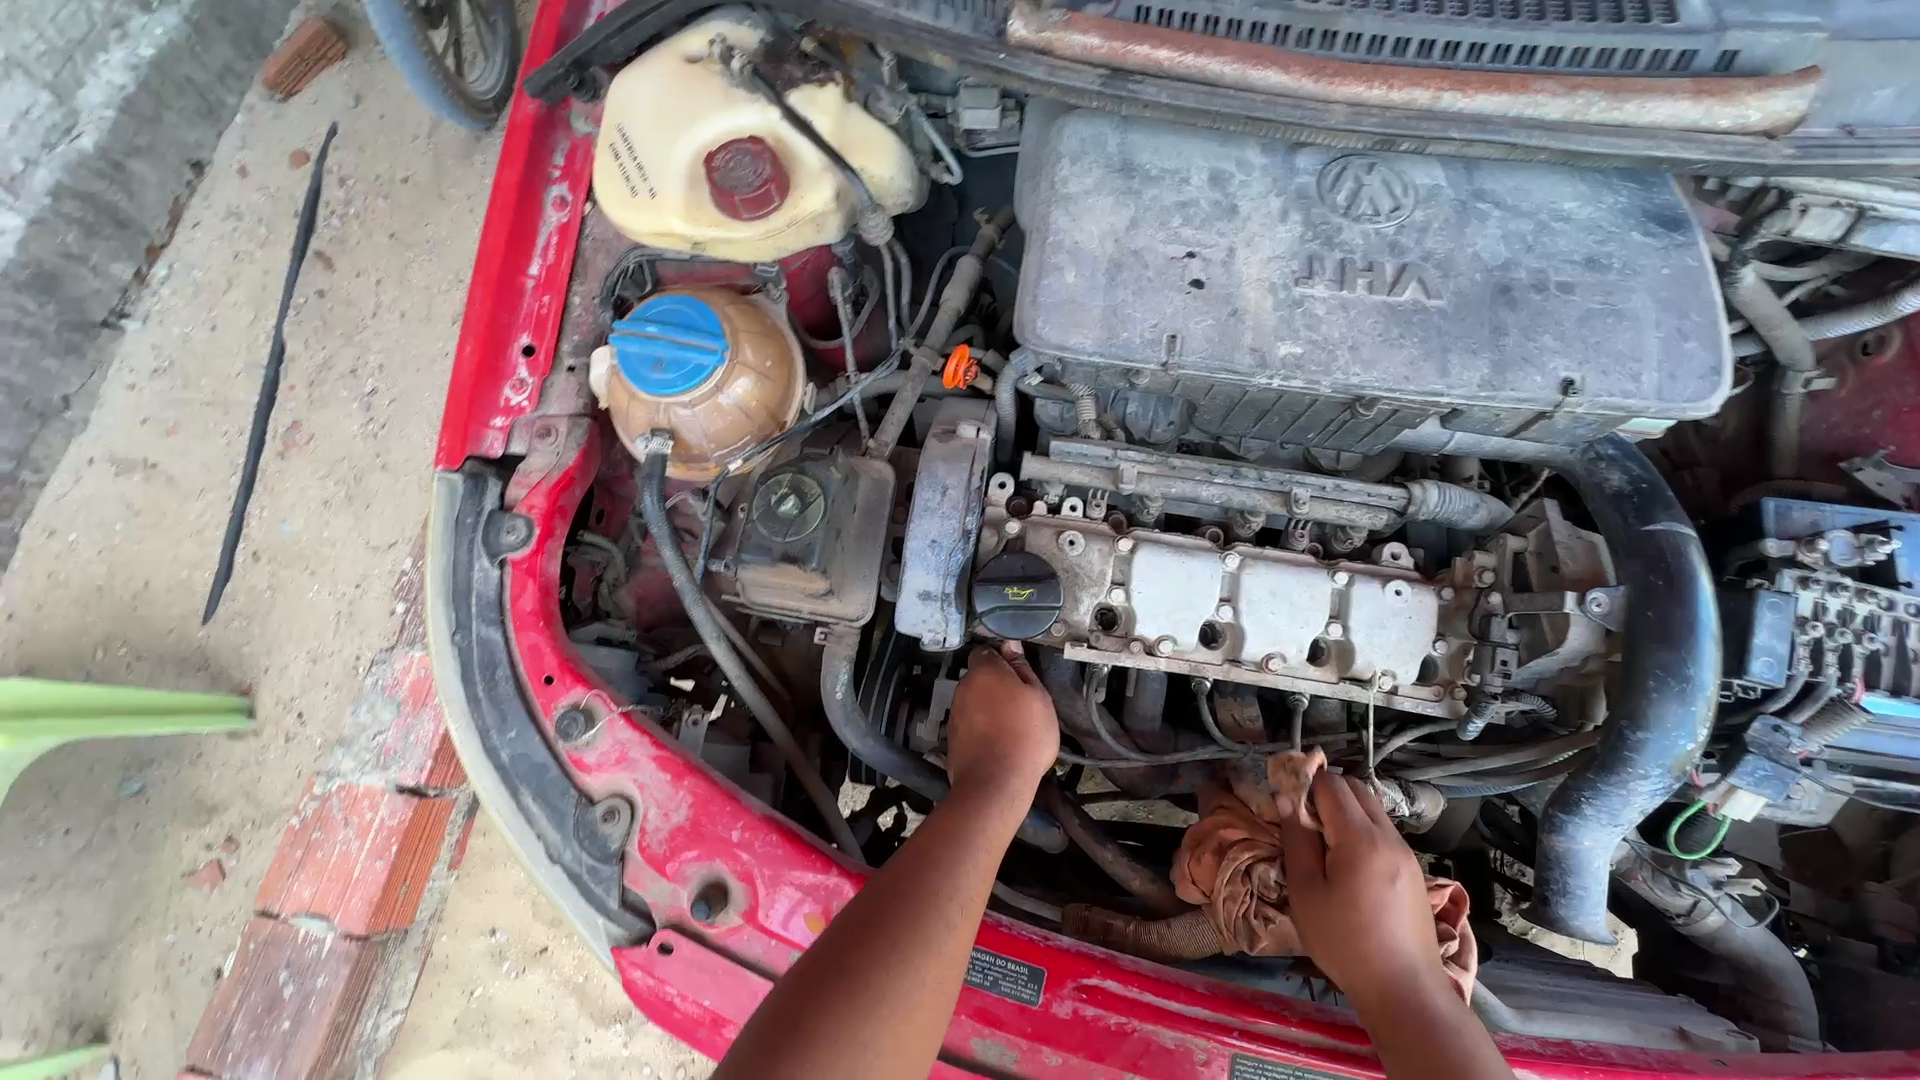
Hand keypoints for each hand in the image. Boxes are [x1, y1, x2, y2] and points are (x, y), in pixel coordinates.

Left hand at [946, 641, 1059, 798]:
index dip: (1003, 660)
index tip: (1019, 675)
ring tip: (1011, 727)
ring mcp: (955, 713)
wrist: (995, 783)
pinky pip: (969, 723)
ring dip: (988, 707)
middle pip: (979, 677)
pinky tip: (998, 742)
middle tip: (1021, 703)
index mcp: (984, 672)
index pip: (986, 651)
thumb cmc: (1024, 737)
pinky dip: (981, 727)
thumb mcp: (1038, 697)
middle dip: (996, 685)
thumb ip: (1022, 667)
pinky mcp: (952, 736)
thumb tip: (1010, 645)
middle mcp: (963, 688)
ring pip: (974, 701)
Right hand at [1279, 772, 1448, 1007]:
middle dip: (1326, 791)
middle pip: (1356, 788)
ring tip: (1321, 842)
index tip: (1285, 799)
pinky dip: (1361, 829)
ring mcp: (1407, 854)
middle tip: (1301, 819)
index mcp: (1360, 838)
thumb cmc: (1345, 942)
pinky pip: (1383, 832)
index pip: (1331, 783)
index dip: (1304, 782)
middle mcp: (1389, 837)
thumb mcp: (1306, 892)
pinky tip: (1346, 863)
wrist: (1405, 990)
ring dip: (1345, 810)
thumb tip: (1286, 799)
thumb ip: (1296, 840)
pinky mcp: (1414, 871)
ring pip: (1372, 809)